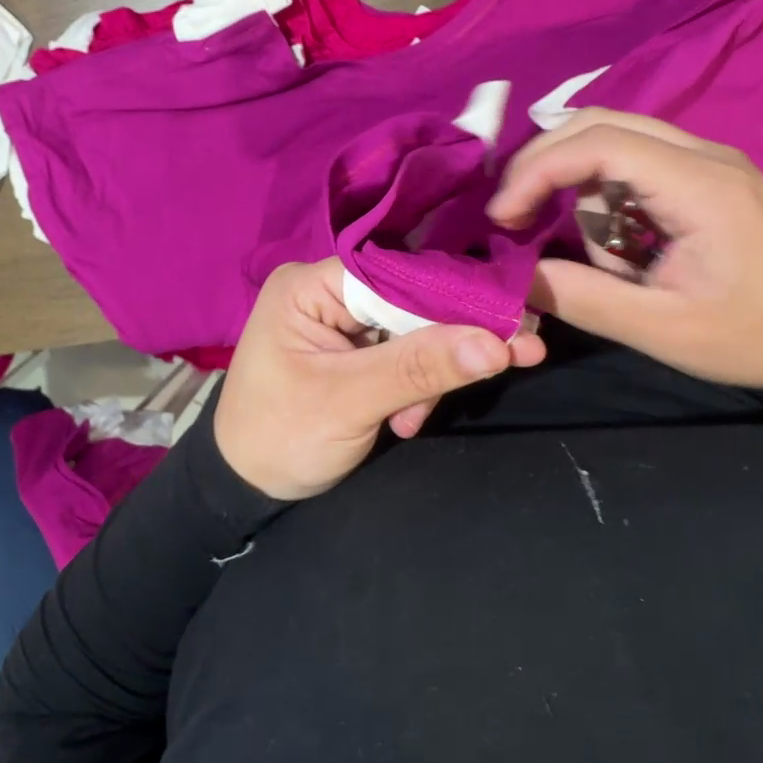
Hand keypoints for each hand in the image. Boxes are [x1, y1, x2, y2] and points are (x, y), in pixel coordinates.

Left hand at [213, 259, 545, 500]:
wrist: (244, 486)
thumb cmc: (281, 438)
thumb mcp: (348, 403)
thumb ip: (418, 369)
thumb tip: (496, 342)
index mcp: (308, 287)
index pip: (396, 276)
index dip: (456, 299)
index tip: (514, 324)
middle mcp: (323, 292)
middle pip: (408, 301)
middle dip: (450, 341)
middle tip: (517, 357)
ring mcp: (336, 322)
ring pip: (411, 331)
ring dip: (429, 373)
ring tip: (415, 419)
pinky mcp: (349, 352)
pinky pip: (400, 355)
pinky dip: (413, 386)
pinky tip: (404, 421)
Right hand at [486, 109, 762, 389]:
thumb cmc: (753, 337)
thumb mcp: (661, 330)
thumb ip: (581, 298)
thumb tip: (513, 276)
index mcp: (701, 187)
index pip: (600, 144)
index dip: (537, 171)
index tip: (504, 217)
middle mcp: (705, 156)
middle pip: (600, 124)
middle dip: (543, 165)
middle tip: (513, 216)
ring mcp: (708, 161)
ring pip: (613, 139)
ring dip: (576, 185)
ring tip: (593, 254)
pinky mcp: (705, 176)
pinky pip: (633, 164)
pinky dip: (603, 194)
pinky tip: (617, 244)